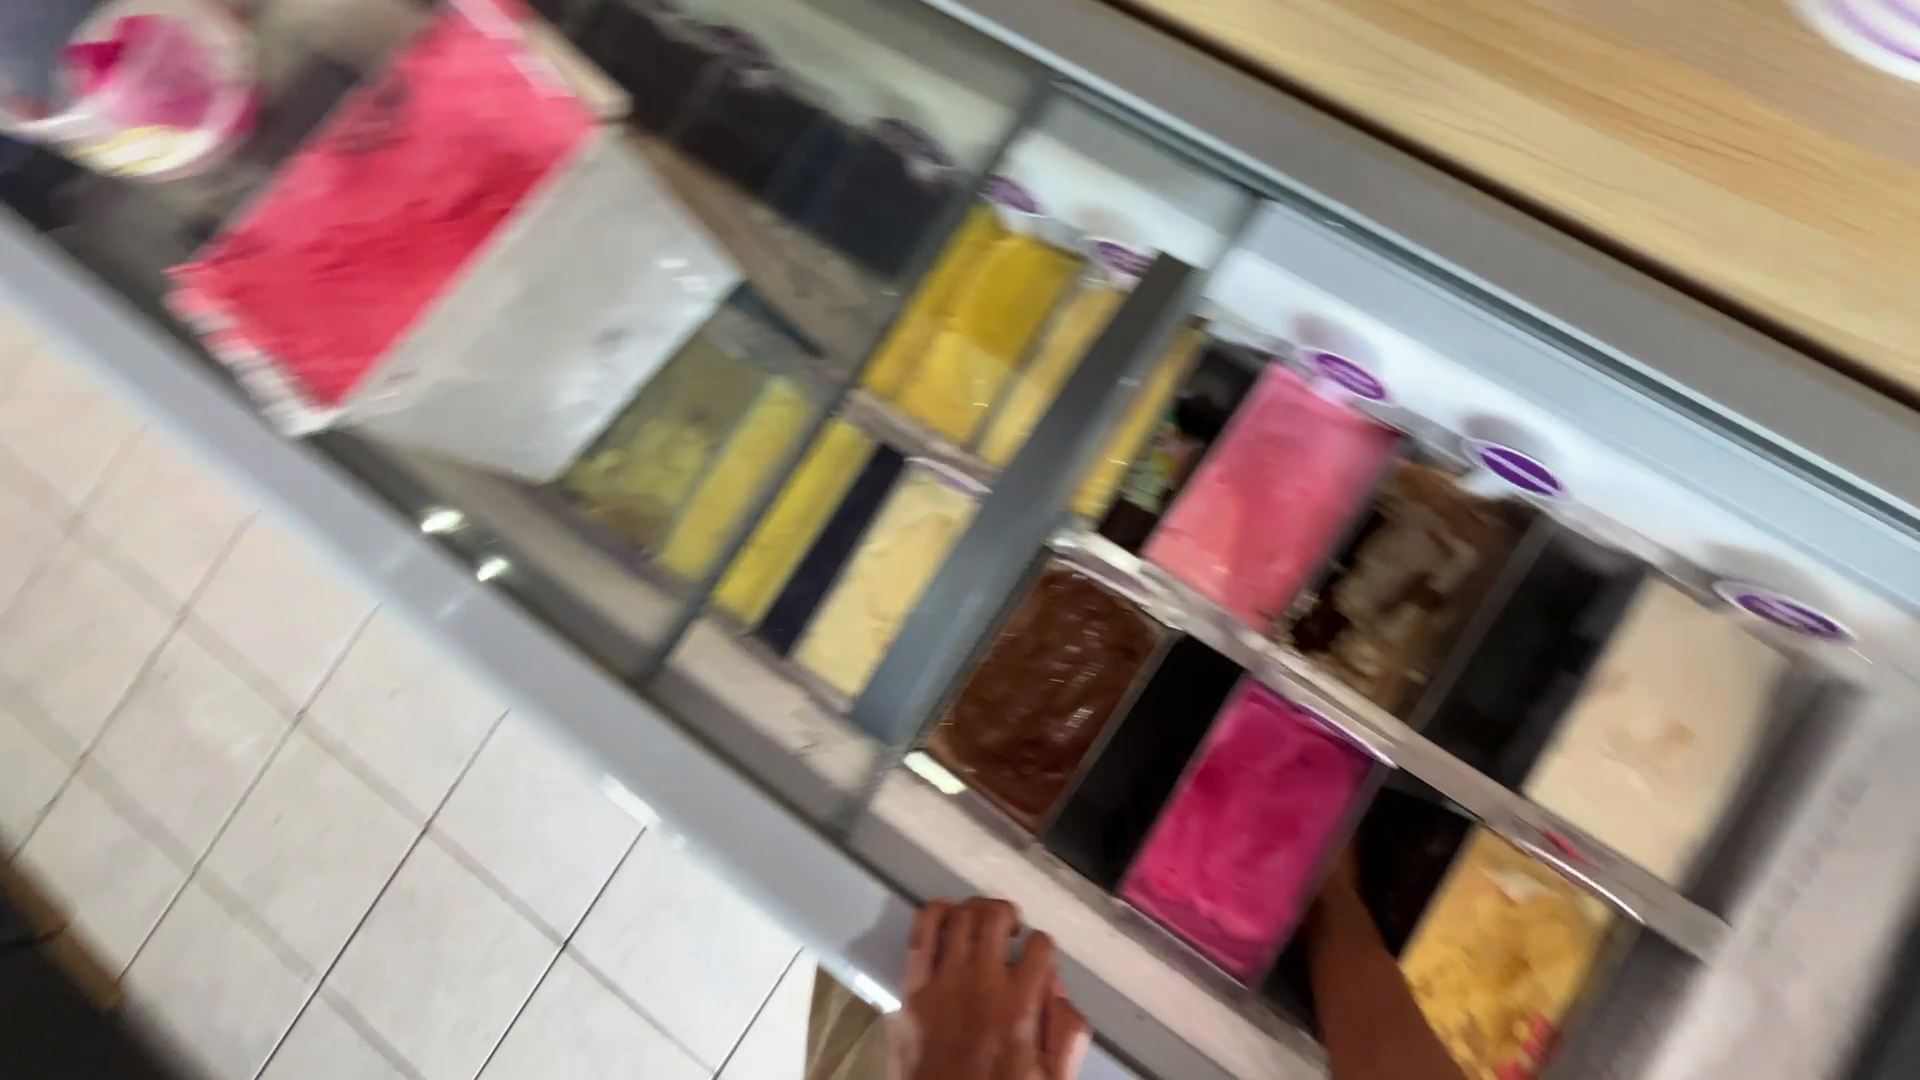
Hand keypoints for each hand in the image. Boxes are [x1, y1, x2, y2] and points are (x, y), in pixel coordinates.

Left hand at [892, 898, 1088, 1079]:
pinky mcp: (912, 989)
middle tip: (1010, 932)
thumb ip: (1067, 1033)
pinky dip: (934, 912)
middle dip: (1009, 916)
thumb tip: (1057, 988)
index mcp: (1018, 1007)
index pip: (1041, 946)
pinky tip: (946, 914)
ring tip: (981, 926)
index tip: (1037, 963)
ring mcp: (943, 983)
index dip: (1043, 950)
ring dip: (975, 911)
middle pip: (997, 916)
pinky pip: (921, 932)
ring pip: (961, 916)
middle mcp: (981, 984)